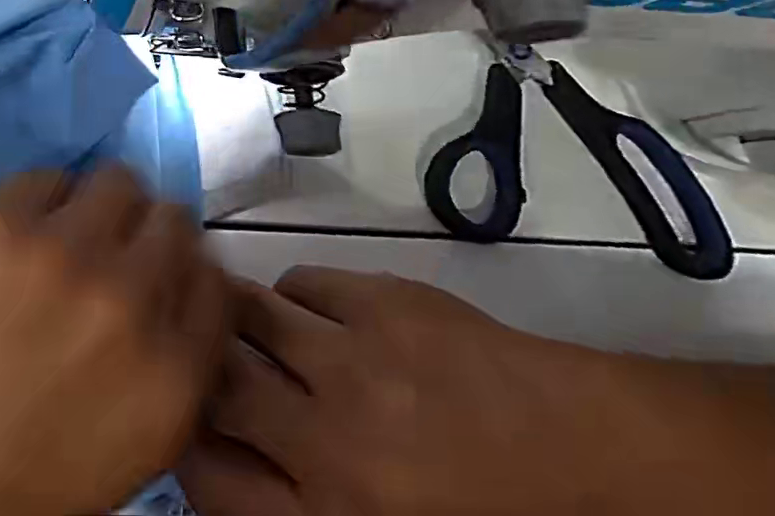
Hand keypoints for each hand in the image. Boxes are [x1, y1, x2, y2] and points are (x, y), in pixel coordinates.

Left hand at [0, 165, 229, 515]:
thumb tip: (178, 302)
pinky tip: (15, 234)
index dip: (188, 275)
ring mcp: (63, 251)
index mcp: (170, 380)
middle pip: (174, 222)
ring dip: (102, 205)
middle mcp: (130, 302)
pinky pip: (49, 177)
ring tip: (68, 229)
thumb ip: (166, 375)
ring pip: (120, 181)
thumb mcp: (118, 457)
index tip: (164, 275)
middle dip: (149, 236)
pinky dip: (42, 200)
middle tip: (113, 250)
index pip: (218, 285)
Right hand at [178, 267, 686, 515]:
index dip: (187, 443)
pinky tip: (312, 314)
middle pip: (220, 384)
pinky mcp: (383, 300)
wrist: (587, 459)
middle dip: (203, 369)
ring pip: (249, 316)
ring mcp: (354, 360)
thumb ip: (297, 510)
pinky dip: (293, 297)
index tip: (194, 424)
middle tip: (208, 362)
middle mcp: (327, 438)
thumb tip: (234, 461)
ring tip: (241, 321)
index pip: (210, 477)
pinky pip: (302, 283)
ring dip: (236, 318)